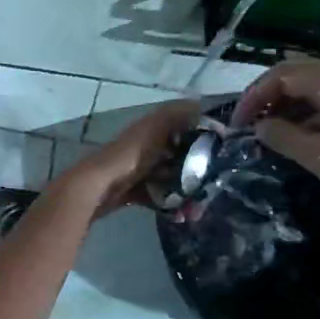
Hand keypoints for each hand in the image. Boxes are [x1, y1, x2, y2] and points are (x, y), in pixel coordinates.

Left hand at [63, 100, 199, 214]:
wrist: (97, 186)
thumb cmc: (130, 156)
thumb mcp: (154, 129)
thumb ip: (175, 115)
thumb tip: (198, 102)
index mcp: (149, 130)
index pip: (181, 130)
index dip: (201, 139)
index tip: (222, 154)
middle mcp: (144, 148)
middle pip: (177, 159)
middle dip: (197, 174)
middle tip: (211, 190)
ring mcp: (137, 170)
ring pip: (169, 181)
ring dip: (185, 194)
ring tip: (196, 210)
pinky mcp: (131, 191)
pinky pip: (156, 197)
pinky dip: (169, 206)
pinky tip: (179, 215)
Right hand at [230, 59, 319, 219]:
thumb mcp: (317, 156)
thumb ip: (282, 136)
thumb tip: (259, 126)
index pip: (282, 75)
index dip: (254, 95)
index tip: (238, 123)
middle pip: (299, 75)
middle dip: (269, 96)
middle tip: (250, 122)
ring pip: (317, 90)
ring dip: (289, 106)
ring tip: (272, 133)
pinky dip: (310, 116)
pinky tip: (303, 140)